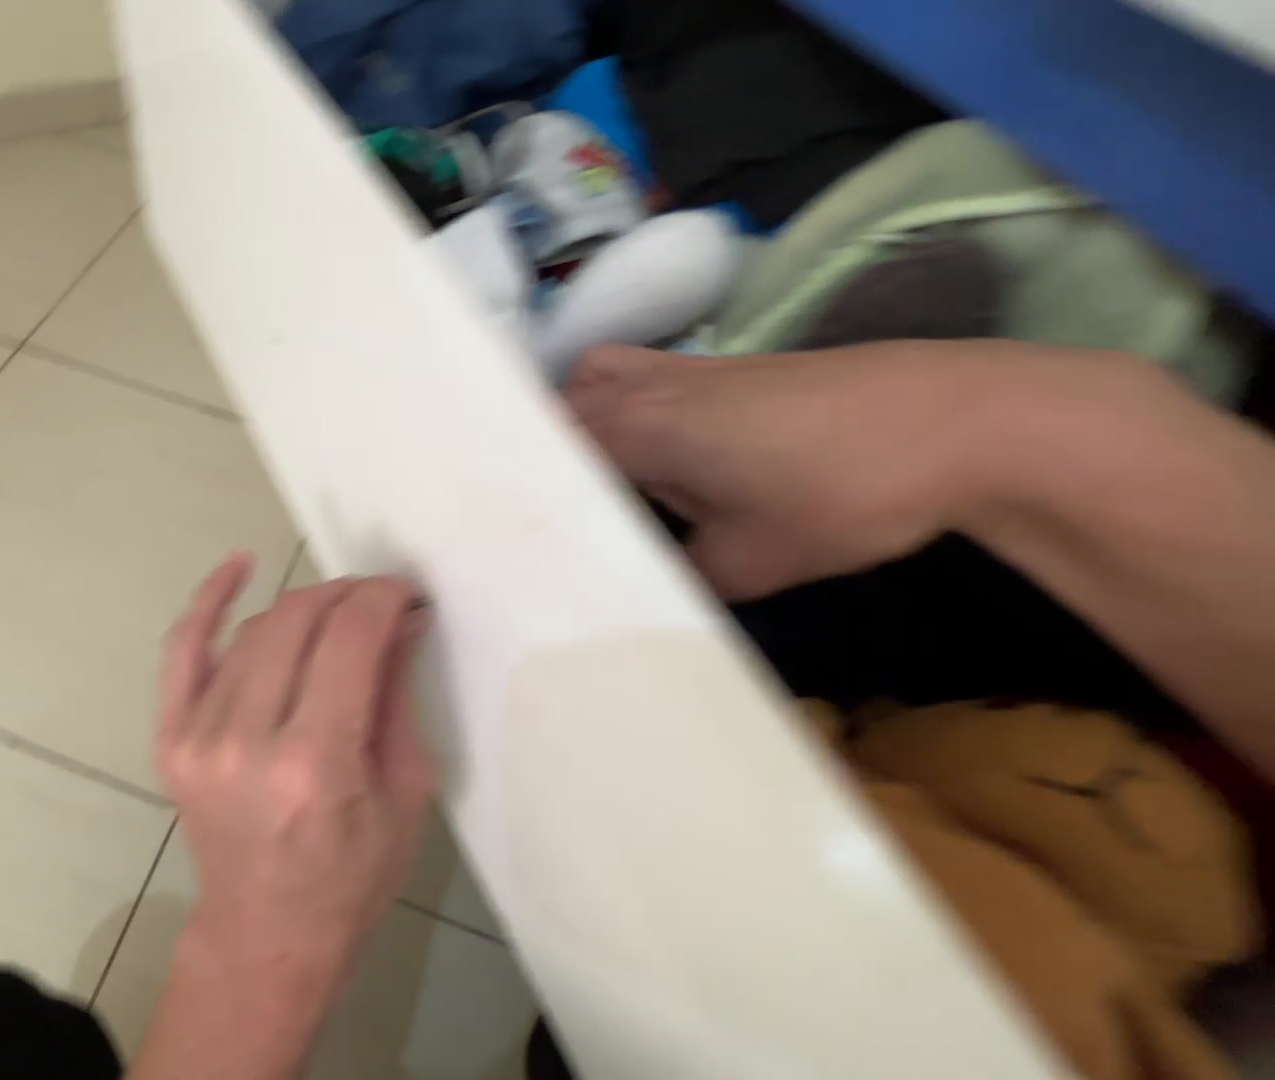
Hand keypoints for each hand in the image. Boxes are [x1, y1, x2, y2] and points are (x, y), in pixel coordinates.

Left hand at [156, 555, 434, 1003]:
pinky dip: (209, 599)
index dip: (382, 600)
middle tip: (375, 602)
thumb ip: (395, 698)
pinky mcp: (169, 738)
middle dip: (346, 596)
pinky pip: (182, 648)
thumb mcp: (404, 796)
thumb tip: (399, 621)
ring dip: (301, 607)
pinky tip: (238, 564)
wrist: (265, 932)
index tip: (405, 594)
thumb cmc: (351, 877)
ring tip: (333, 614)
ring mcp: (197, 737)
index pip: (349, 640)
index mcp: (314, 763)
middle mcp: (246, 741)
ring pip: (253, 630)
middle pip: (297, 622)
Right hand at [564, 340, 1189, 599]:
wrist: (960, 423)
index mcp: (635, 429)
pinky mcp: (721, 367)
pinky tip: (649, 452)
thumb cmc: (842, 494)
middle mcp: (643, 388)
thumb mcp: (748, 562)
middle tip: (540, 516)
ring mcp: (682, 368)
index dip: (523, 491)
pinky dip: (615, 404)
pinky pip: (634, 374)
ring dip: (574, 422)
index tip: (513, 535)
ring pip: (591, 381)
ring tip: (584, 479)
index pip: (545, 453)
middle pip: (556, 411)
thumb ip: (674, 574)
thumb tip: (637, 582)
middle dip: (538, 459)